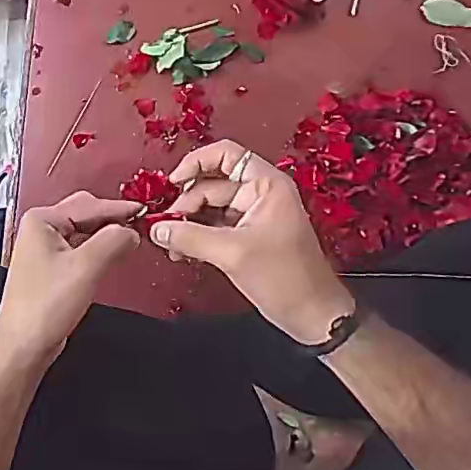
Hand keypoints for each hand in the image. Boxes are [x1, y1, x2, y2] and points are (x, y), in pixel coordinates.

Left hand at [0, 192, 141, 364]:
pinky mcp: (50, 267)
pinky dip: (99, 248)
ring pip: (84, 231)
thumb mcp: (86, 267)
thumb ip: (113, 240)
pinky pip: (80, 247)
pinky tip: (113, 254)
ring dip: (107, 234)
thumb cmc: (45, 307)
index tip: (144, 211)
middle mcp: (40, 229)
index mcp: (42, 220)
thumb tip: (132, 230)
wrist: (24, 347)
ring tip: (132, 237)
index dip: (120, 209)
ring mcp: (44, 248)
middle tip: (141, 224)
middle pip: (86, 213)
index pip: (90, 206)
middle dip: (113, 218)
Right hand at [149, 140, 355, 343]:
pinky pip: (216, 226)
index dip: (196, 163)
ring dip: (189, 221)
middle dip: (187, 202)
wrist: (313, 315)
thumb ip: (190, 237)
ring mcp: (255, 215)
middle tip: (166, 225)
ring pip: (211, 206)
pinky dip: (198, 235)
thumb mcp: (233, 254)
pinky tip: (181, 250)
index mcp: (267, 184)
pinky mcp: (249, 236)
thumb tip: (157, 229)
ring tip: (169, 242)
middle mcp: (261, 193)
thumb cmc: (285, 278)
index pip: (226, 154)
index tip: (173, 183)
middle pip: (213, 183)